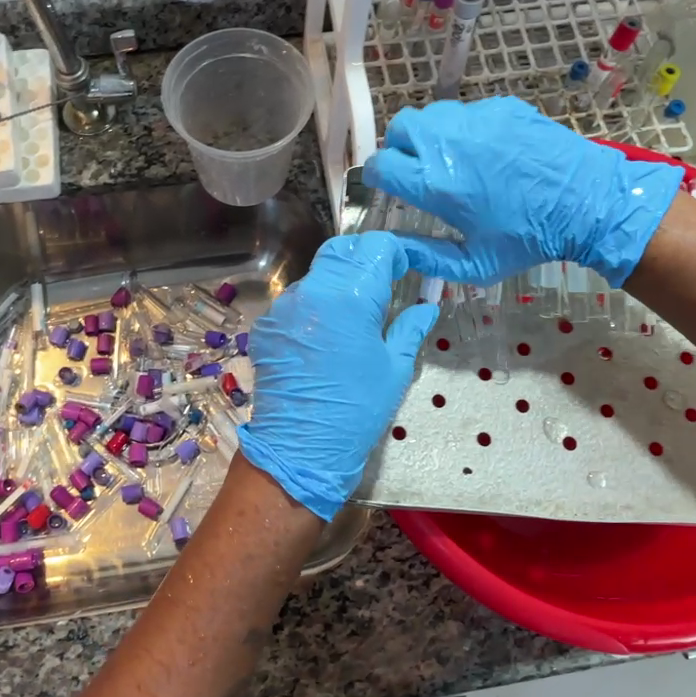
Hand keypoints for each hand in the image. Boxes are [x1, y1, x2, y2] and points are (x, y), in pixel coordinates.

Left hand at [237, 232, 437, 521]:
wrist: (300, 449)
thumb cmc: (357, 409)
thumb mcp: (395, 368)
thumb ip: (409, 327)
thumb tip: (427, 306)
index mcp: (349, 296)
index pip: (378, 246)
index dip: (403, 250)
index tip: (418, 265)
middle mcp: (312, 290)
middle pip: (345, 250)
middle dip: (371, 257)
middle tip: (393, 277)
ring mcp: (284, 307)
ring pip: (319, 273)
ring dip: (343, 280)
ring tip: (364, 308)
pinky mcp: (268, 326)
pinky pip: (299, 301)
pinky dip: (320, 305)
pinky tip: (332, 333)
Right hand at [362, 97, 684, 286]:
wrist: (588, 203)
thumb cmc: (527, 240)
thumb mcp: (472, 264)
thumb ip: (424, 256)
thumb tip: (390, 247)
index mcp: (435, 183)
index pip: (380, 165)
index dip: (379, 178)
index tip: (391, 188)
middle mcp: (447, 142)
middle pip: (398, 130)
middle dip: (399, 149)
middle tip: (417, 170)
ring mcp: (475, 119)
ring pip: (430, 115)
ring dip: (428, 136)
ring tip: (450, 159)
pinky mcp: (501, 107)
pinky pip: (466, 112)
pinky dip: (463, 129)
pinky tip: (486, 152)